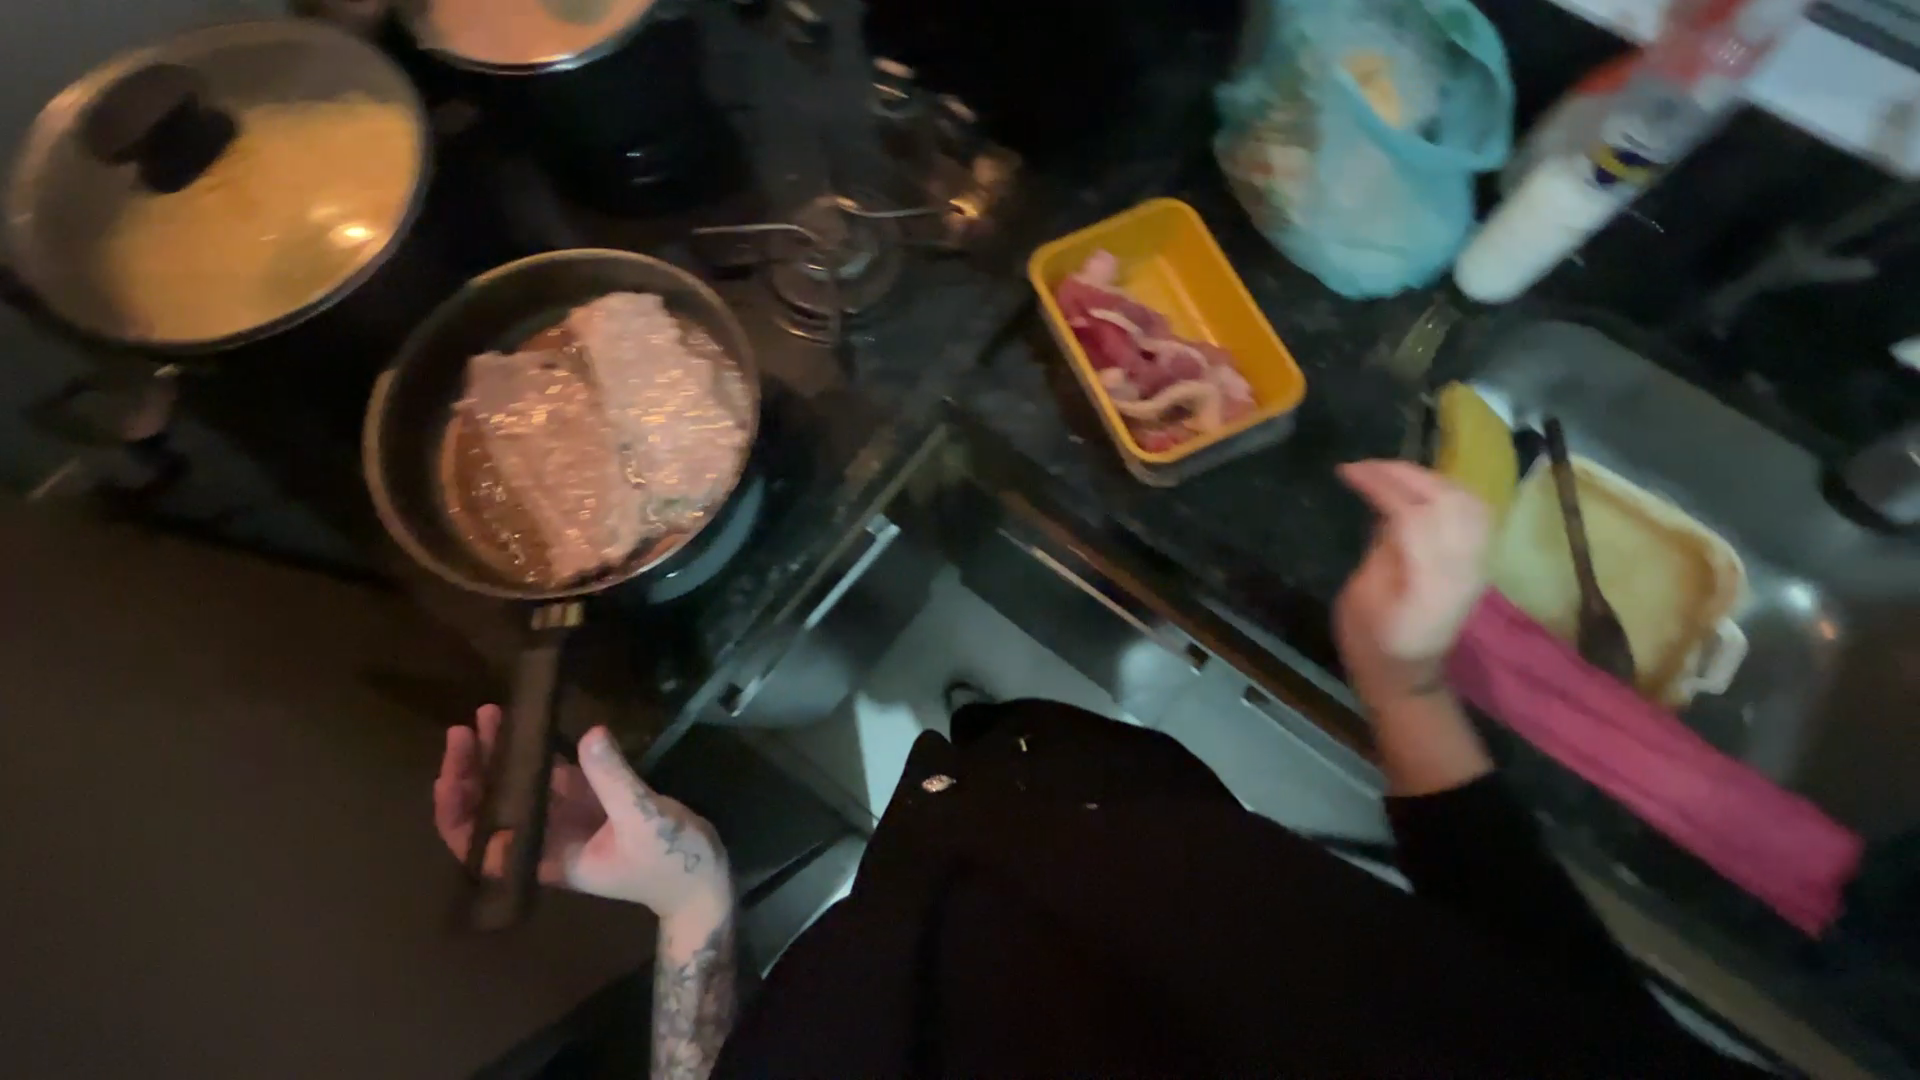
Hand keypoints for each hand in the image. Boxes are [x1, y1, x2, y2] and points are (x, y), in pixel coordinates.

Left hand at [433, 706, 729, 923]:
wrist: (701, 879)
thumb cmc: (668, 863)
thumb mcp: (643, 821)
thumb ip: (613, 778)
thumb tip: (590, 733)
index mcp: (545, 858)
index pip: (479, 841)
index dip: (458, 810)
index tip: (454, 772)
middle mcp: (546, 838)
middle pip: (493, 806)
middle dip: (474, 770)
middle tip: (469, 726)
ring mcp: (569, 818)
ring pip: (520, 784)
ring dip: (502, 753)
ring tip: (491, 714)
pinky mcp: (593, 800)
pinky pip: (556, 773)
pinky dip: (542, 750)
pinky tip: (535, 724)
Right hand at [1334, 461, 1491, 708]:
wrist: (1408, 675)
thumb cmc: (1370, 642)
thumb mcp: (1359, 597)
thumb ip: (1379, 550)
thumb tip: (1385, 510)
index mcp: (1427, 581)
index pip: (1413, 514)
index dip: (1381, 485)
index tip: (1347, 471)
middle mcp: (1463, 568)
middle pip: (1447, 501)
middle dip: (1405, 473)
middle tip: (1365, 465)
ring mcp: (1478, 565)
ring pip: (1468, 502)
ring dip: (1430, 478)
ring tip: (1391, 472)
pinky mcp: (1479, 562)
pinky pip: (1476, 514)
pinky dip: (1450, 491)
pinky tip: (1423, 488)